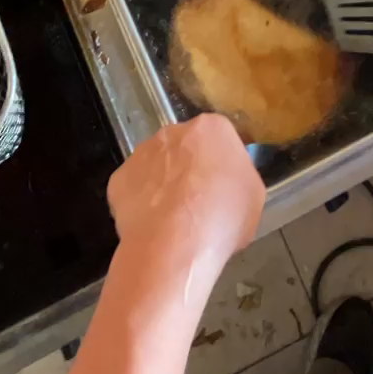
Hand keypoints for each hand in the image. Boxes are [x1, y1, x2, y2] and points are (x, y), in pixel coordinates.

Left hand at [107, 114, 263, 263]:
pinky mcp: (119, 178)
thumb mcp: (253, 196)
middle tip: (199, 204)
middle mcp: (174, 131)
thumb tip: (226, 180)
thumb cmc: (222, 217)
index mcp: (212, 128)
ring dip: (164, 185)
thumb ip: (239, 176)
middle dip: (190, 170)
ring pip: (157, 166)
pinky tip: (152, 227)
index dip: (221, 166)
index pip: (220, 139)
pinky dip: (141, 204)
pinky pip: (134, 189)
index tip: (223, 189)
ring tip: (173, 221)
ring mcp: (142, 152)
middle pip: (185, 148)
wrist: (174, 245)